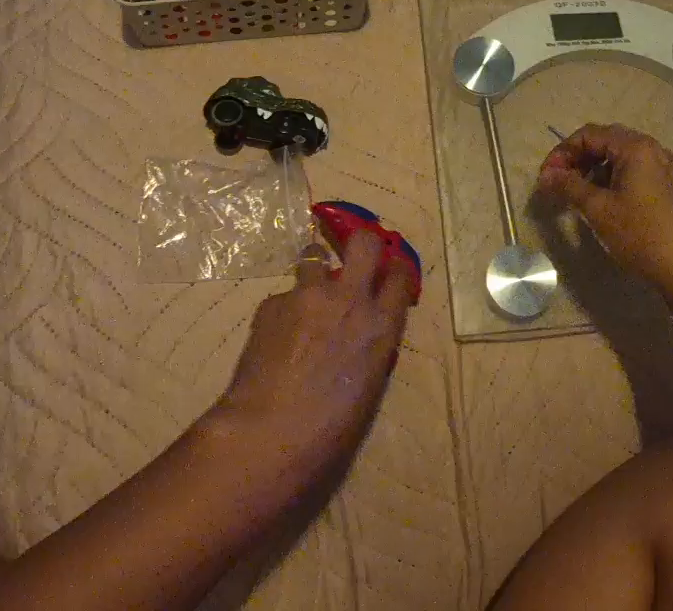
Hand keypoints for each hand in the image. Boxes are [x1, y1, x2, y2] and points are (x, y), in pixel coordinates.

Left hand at [208, 229, 414, 488]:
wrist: (271, 430)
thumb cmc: (331, 427)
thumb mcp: (369, 382)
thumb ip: (370, 344)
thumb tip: (362, 330)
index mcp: (380, 325)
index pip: (401, 275)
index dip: (396, 269)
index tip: (390, 271)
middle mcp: (348, 299)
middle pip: (365, 243)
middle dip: (363, 243)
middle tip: (355, 255)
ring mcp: (308, 295)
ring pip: (314, 257)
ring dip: (315, 271)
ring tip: (307, 298)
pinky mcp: (273, 302)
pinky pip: (284, 297)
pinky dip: (285, 311)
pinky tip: (276, 339)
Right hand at [537, 123, 672, 291]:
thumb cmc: (642, 236)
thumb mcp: (599, 210)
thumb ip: (569, 186)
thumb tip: (545, 175)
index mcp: (636, 148)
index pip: (589, 134)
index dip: (562, 152)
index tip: (546, 178)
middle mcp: (655, 151)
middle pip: (607, 142)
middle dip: (578, 160)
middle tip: (559, 184)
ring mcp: (669, 170)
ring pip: (622, 159)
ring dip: (595, 171)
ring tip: (579, 197)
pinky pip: (638, 174)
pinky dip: (615, 181)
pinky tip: (607, 206)